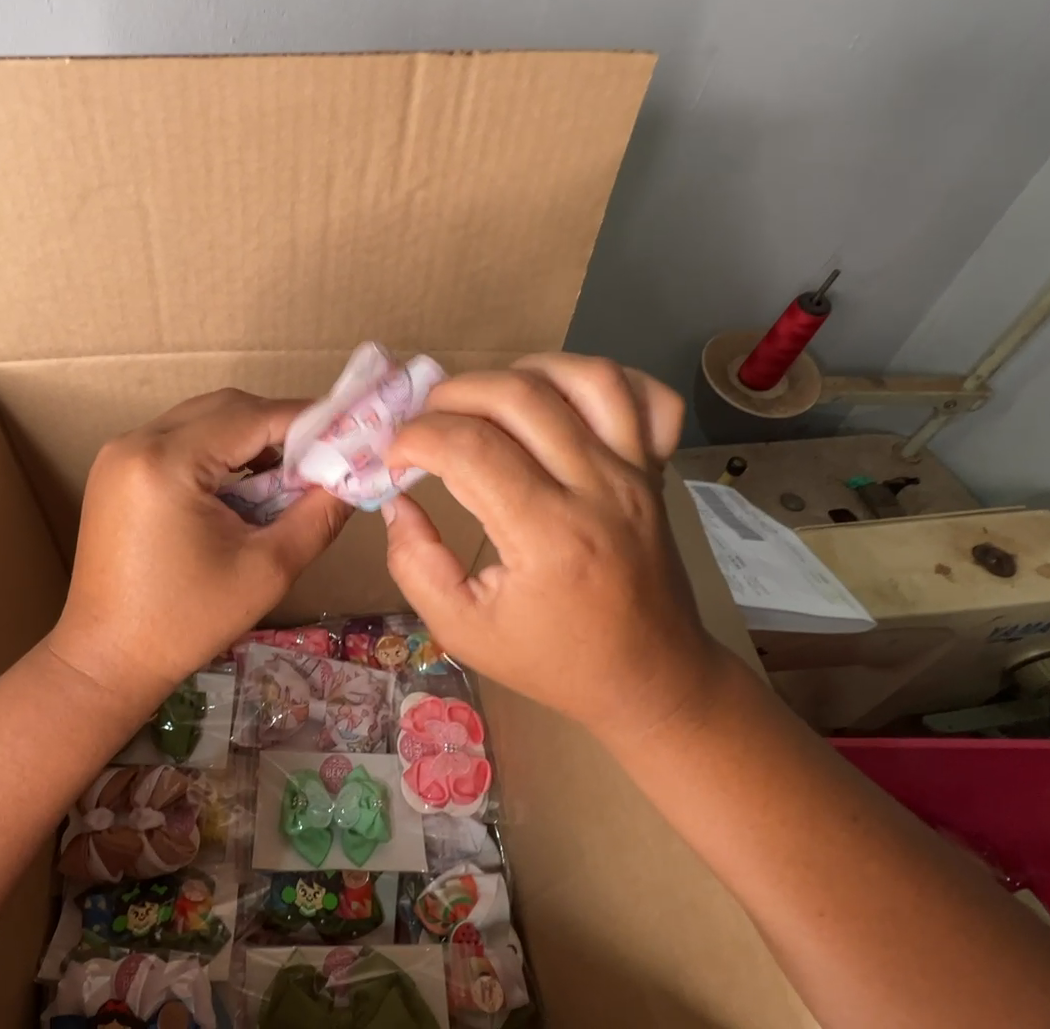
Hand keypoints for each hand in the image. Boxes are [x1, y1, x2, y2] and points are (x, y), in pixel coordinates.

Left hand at [47, 388, 351, 700]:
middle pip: (225, 407)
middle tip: (319, 460)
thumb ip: (318, 516)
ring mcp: (118, 454)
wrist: (109, 657)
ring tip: (283, 478)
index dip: (306, 421)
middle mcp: (136, 442)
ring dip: (247, 438)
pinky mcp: (115, 470)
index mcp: (167, 462)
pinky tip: (240, 487)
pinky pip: (178, 439)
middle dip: (277, 427)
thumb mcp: (267, 570)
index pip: (252, 416)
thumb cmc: (187, 621)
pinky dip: (216, 450)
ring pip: (201, 418)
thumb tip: (353, 478)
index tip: (347, 434)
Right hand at [382, 355, 733, 739]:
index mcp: (547, 535)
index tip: (394, 460)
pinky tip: (560, 402)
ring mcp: (635, 471)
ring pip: (584, 377)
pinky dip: (600, 381)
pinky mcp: (655, 469)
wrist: (650, 677)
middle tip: (425, 426)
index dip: (415, 439)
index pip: (469, 448)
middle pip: (518, 396)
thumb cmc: (553, 660)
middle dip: (451, 396)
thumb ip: (416, 565)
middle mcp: (597, 488)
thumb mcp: (463, 630)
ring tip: (484, 404)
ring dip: (521, 373)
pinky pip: (645, 396)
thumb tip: (397, 503)